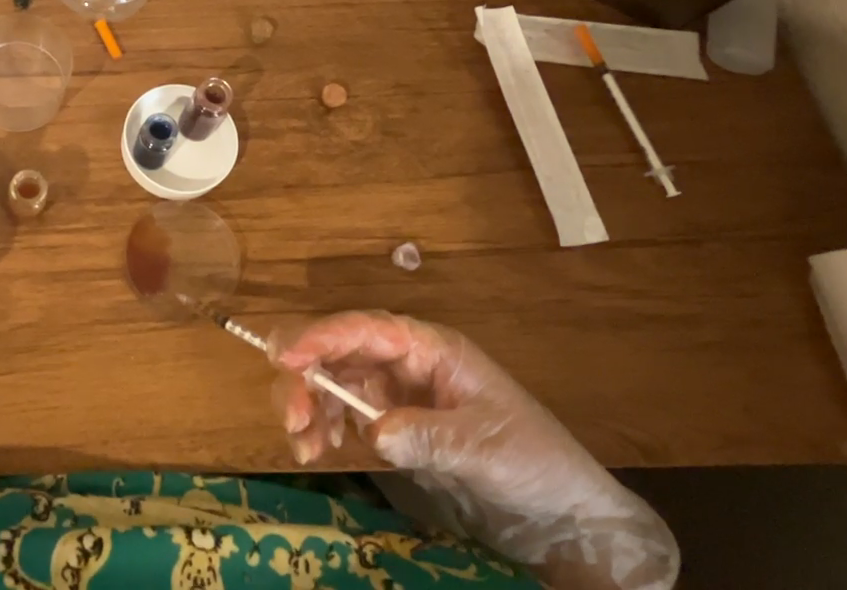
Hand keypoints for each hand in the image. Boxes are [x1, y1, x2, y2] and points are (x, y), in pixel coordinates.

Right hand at [272, 312, 679, 589]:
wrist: (562, 516)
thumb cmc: (534, 462)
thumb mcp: (484, 447)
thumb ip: (427, 434)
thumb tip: (372, 431)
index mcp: (429, 349)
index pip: (365, 330)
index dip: (321, 337)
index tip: (284, 357)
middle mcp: (402, 364)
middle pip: (337, 353)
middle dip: (306, 377)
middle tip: (294, 418)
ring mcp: (392, 394)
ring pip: (331, 382)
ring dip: (308, 405)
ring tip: (304, 443)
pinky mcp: (389, 426)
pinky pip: (340, 415)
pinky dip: (320, 427)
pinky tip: (316, 449)